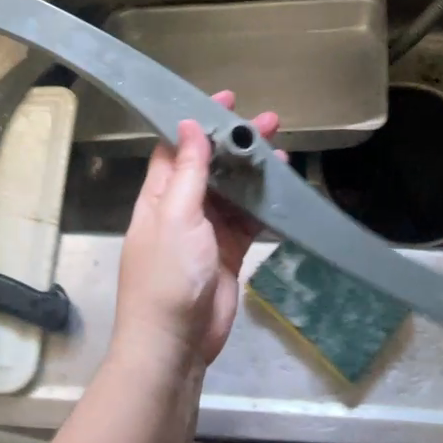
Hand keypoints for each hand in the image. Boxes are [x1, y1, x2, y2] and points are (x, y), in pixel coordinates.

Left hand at [113, 91, 276, 371]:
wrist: (175, 343)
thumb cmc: (168, 274)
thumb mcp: (176, 215)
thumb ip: (187, 171)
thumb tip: (189, 125)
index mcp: (158, 195)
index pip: (177, 146)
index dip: (200, 120)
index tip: (227, 99)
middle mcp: (181, 207)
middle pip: (211, 165)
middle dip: (237, 142)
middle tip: (270, 121)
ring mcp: (206, 231)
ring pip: (233, 190)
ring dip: (255, 171)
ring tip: (284, 150)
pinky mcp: (228, 252)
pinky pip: (248, 219)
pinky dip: (264, 203)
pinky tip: (284, 188)